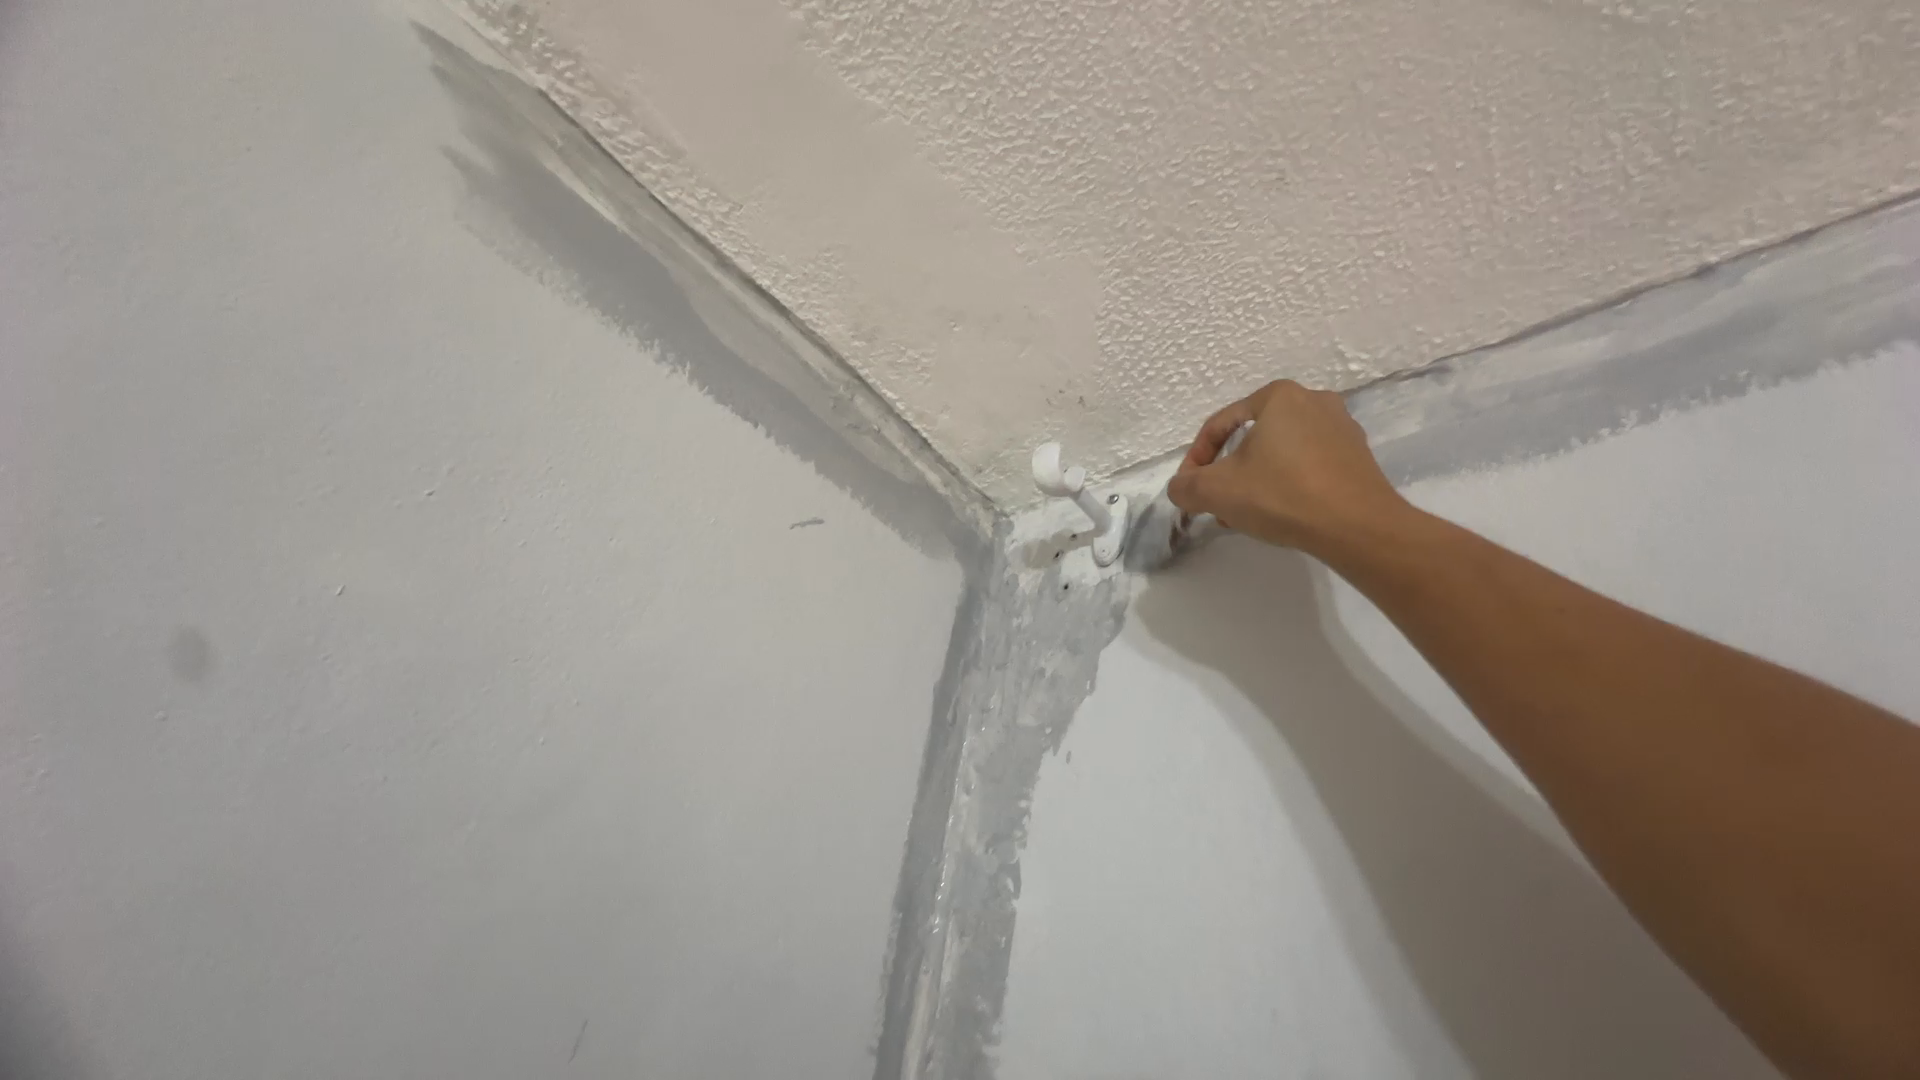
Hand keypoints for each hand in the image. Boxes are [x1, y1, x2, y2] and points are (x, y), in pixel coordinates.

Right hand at [1167, 380, 1410, 552]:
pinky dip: (1286, 485)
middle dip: (1228, 471)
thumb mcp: (1215, 492)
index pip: (1221, 424)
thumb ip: (1185, 487)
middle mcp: (1314, 402)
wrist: (1357, 527)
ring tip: (1244, 513)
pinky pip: (1308, 466)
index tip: (1189, 488)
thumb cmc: (1281, 495)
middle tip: (1215, 502)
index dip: (1196, 458)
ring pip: (1280, 453)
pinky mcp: (1358, 458)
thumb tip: (1182, 488)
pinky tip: (1279, 513)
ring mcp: (1341, 429)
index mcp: (1279, 396)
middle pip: (1252, 438)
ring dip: (1255, 480)